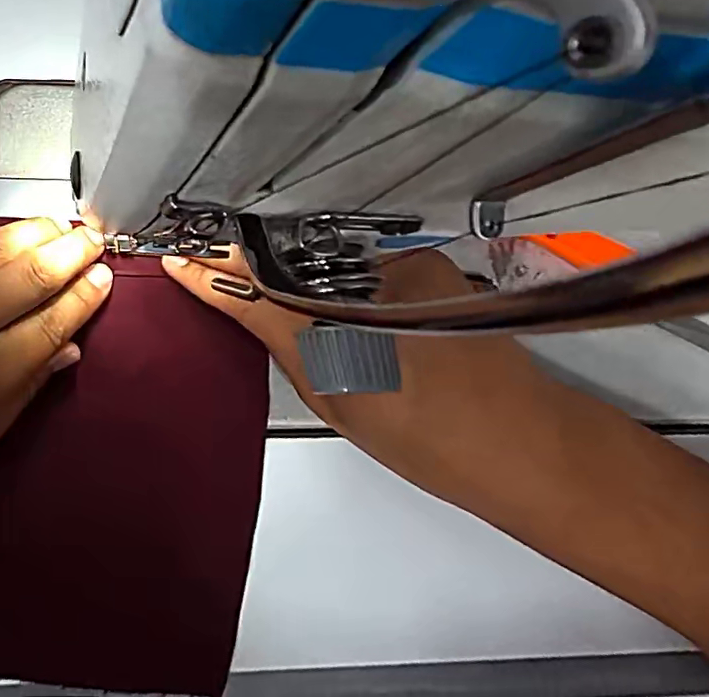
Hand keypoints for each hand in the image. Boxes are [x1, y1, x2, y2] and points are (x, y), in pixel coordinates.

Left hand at [0, 219, 112, 631]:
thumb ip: (21, 395)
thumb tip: (66, 352)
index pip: (50, 322)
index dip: (83, 296)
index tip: (104, 278)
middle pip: (27, 274)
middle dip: (69, 252)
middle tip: (94, 238)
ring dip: (31, 233)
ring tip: (60, 224)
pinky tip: (5, 234)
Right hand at [162, 249, 563, 502]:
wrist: (529, 448)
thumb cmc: (431, 435)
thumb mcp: (333, 392)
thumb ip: (274, 335)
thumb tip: (228, 300)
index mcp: (343, 314)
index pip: (256, 279)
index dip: (213, 269)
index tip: (179, 262)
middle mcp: (372, 272)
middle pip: (288, 260)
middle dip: (255, 272)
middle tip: (232, 293)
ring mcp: (403, 261)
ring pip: (323, 262)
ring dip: (302, 281)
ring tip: (315, 327)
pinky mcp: (425, 263)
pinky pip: (358, 264)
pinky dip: (342, 285)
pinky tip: (358, 323)